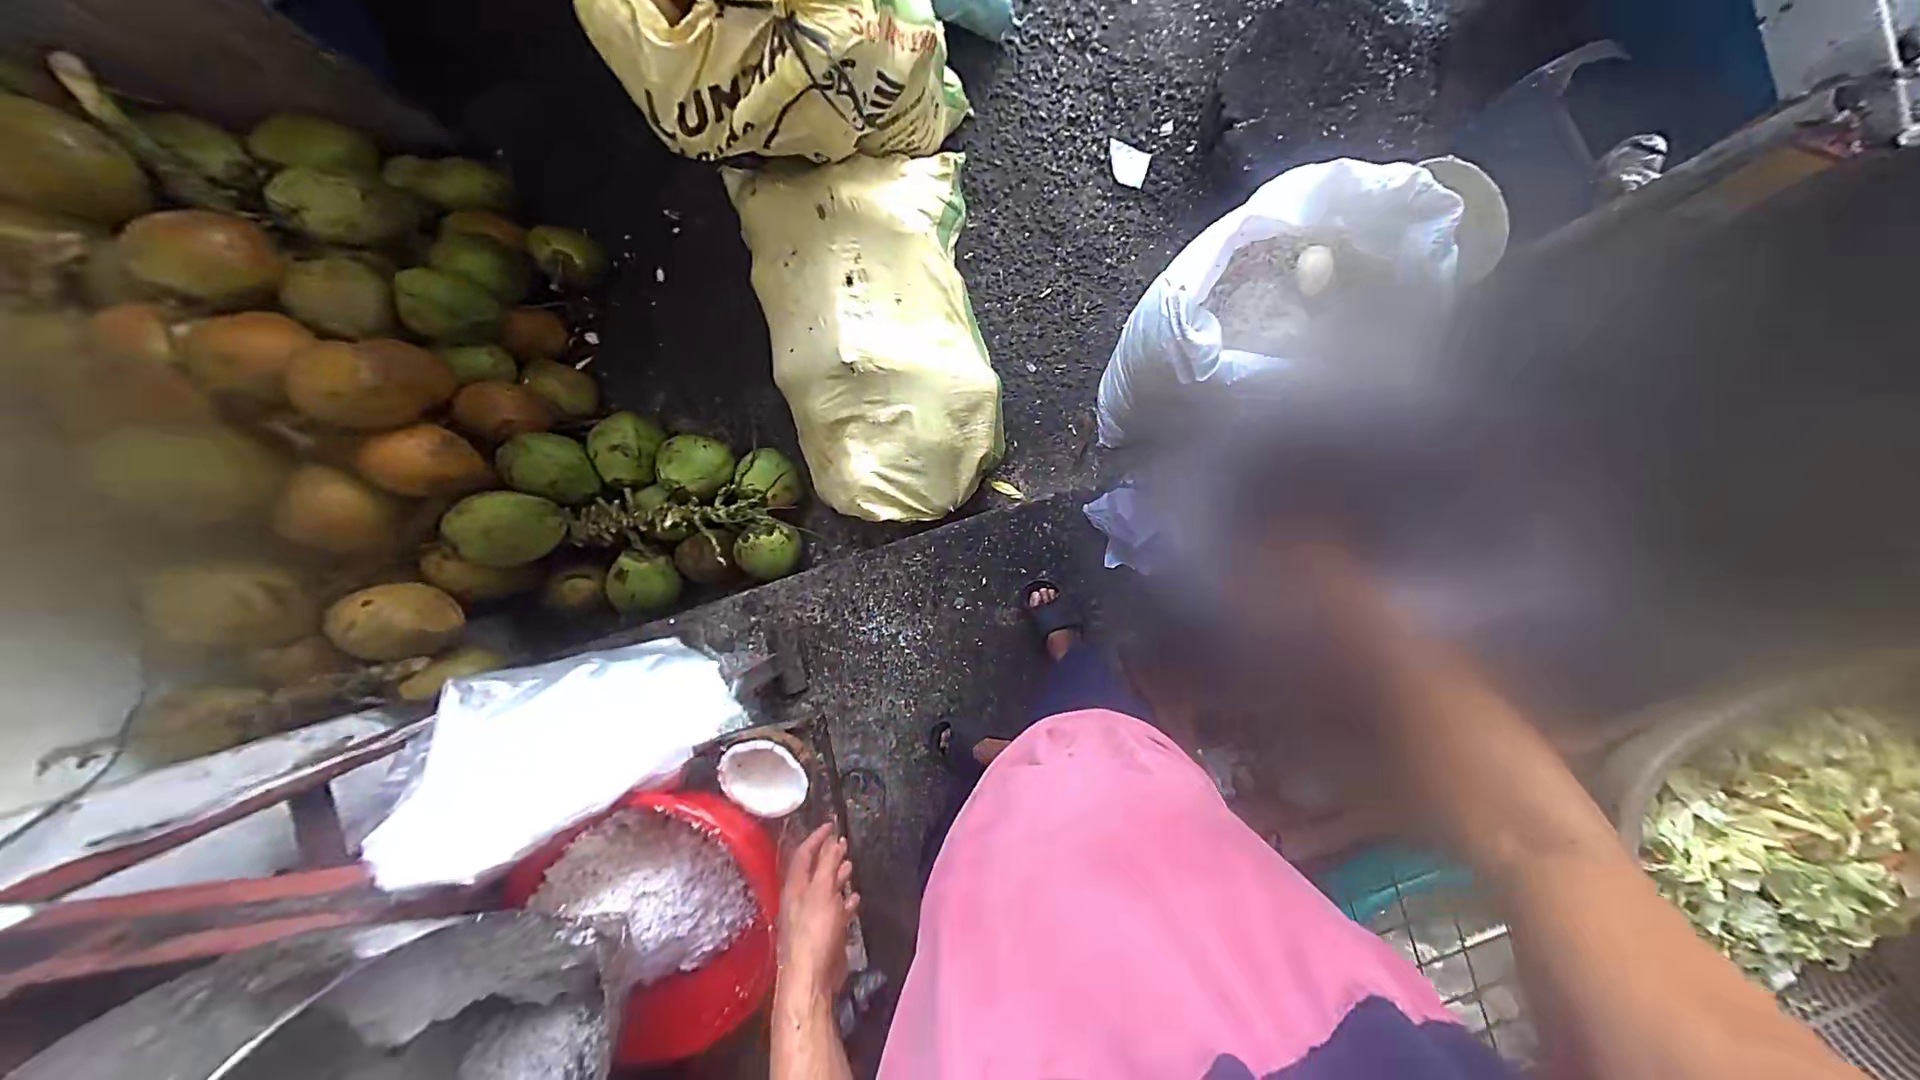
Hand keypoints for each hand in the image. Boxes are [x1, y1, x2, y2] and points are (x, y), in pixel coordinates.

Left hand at [775, 823, 858, 1011]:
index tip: (830, 824)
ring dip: (837, 877)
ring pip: (825, 890)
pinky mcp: (824, 934)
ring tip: (850, 866)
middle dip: (828, 856)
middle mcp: (800, 900)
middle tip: (842, 843)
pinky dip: (844, 901)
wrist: (811, 978)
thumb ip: (828, 866)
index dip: (816, 838)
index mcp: (795, 887)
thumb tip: (833, 841)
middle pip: (814, 871)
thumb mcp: (822, 892)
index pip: (804, 854)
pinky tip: (854, 898)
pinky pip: (835, 910)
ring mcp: (811, 918)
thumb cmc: (814, 931)